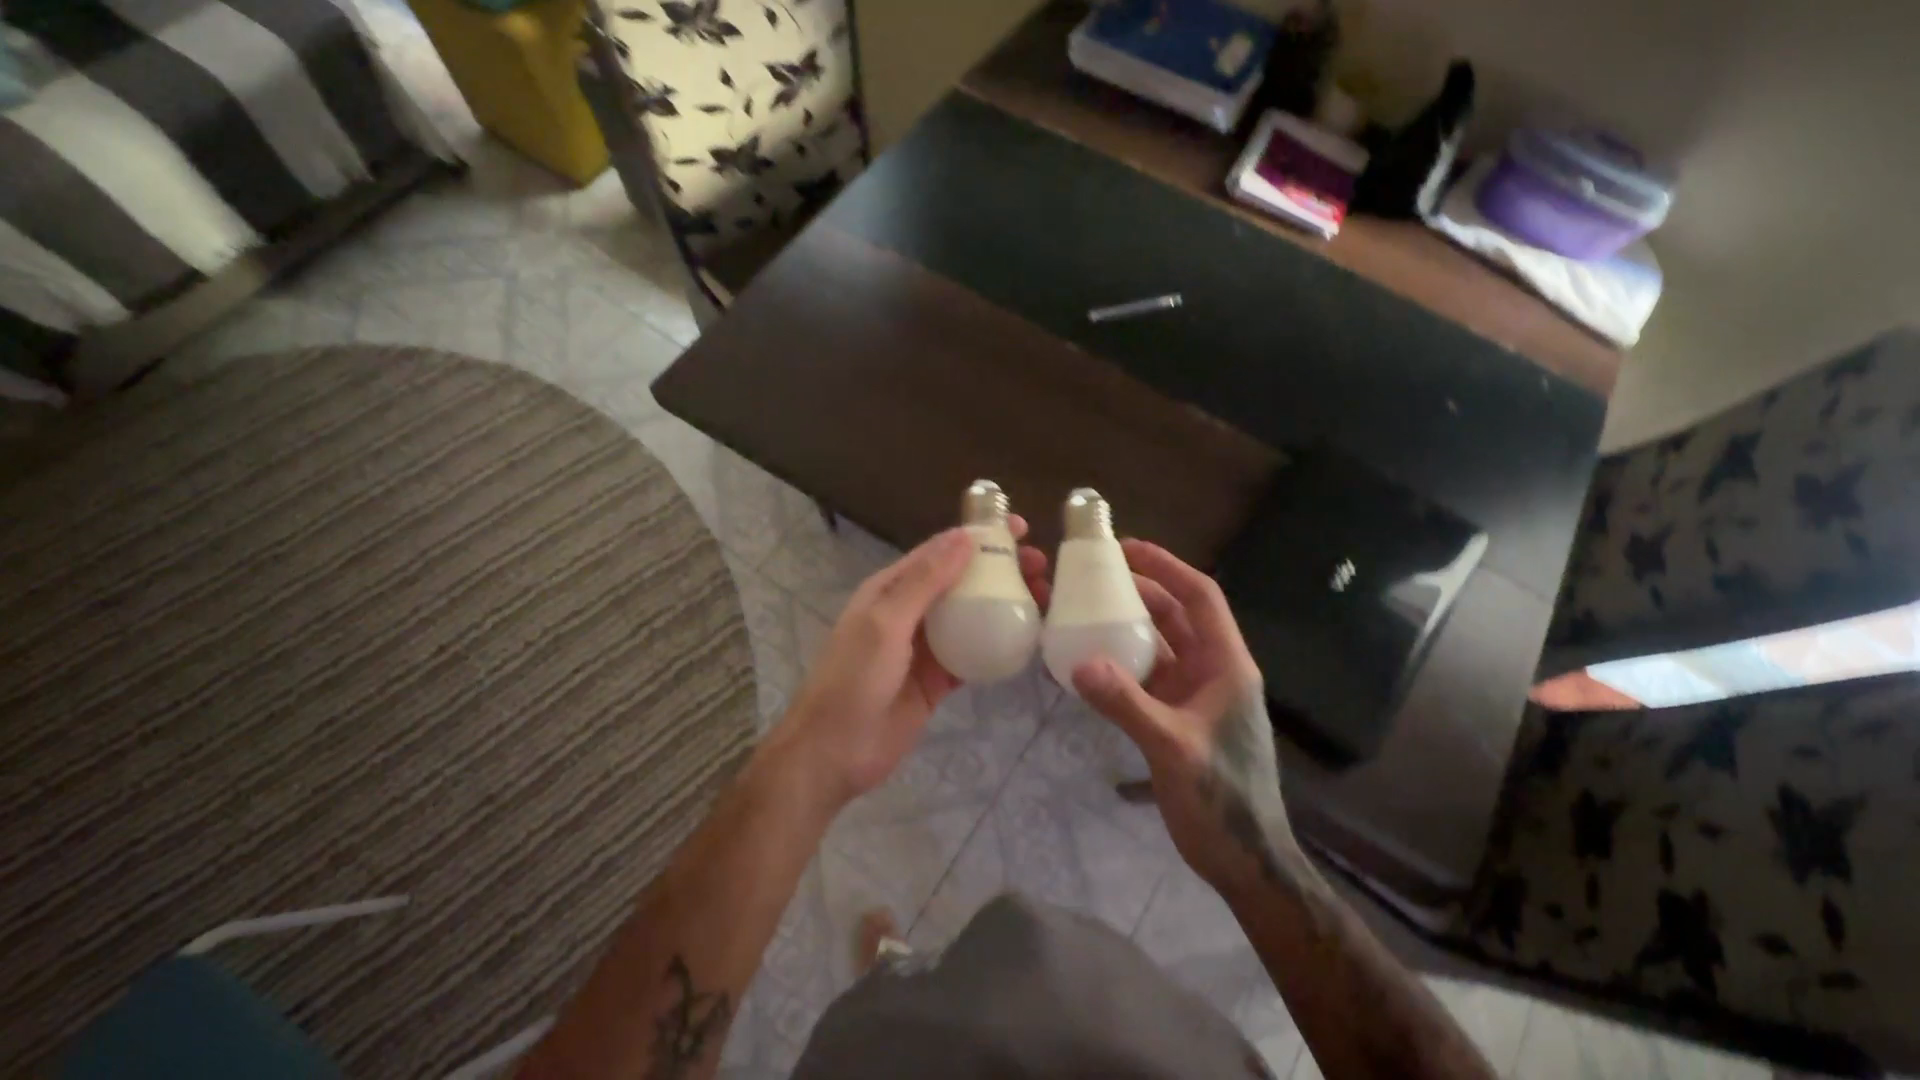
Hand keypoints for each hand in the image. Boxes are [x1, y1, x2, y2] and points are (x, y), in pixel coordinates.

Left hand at [772, 518, 1049, 807]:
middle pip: (961, 582)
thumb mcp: (886, 623)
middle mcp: (909, 612)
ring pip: (971, 617)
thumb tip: (965, 536)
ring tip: (1043, 598)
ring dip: (1004, 604)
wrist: (835, 751)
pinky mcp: (937, 681)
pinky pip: (973, 656)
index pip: (940, 552)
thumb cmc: (854, 679)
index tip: (1021, 530)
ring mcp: (924, 648)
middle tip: (1042, 567)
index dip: (979, 536)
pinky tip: (1027, 640)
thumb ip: (925, 580)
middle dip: (1000, 569)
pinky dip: (998, 646)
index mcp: (889, 589)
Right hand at [1071, 541, 1300, 896]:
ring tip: (1085, 611)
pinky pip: (1148, 680)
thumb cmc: (1222, 800)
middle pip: (1176, 617)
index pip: (1200, 598)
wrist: (1244, 859)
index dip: (1166, 567)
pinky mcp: (1179, 721)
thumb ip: (1127, 704)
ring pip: (1161, 647)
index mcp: (1227, 666)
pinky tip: (1089, 665)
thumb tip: (1078, 663)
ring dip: (1128, 629)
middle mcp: (1213, 672)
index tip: (1126, 548)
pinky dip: (1122, 667)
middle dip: (1140, 593)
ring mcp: (1196, 698)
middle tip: (1093, 578)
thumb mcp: (1173, 749)